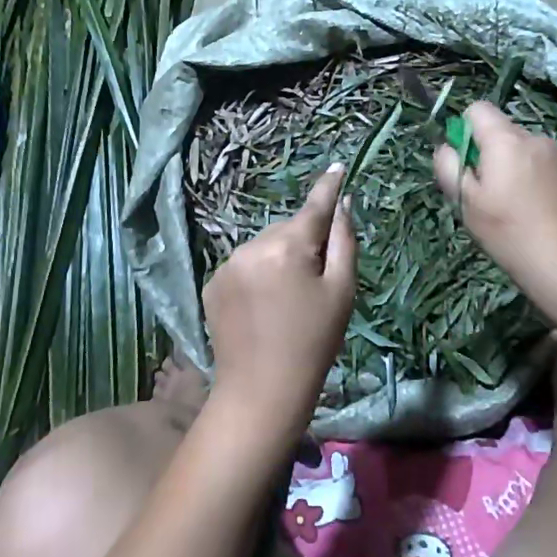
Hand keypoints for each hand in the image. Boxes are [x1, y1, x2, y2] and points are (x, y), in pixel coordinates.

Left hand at [202, 164, 356, 446]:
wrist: (262, 389)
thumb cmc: (314, 343)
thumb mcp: (342, 292)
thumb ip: (343, 242)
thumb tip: (342, 204)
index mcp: (287, 246)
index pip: (313, 207)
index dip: (328, 188)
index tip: (337, 167)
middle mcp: (251, 246)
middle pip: (286, 230)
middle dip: (302, 243)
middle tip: (315, 281)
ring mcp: (227, 264)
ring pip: (263, 247)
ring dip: (277, 259)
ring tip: (286, 300)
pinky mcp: (212, 284)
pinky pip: (243, 266)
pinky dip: (256, 275)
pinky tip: (262, 307)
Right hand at [433, 102, 556, 310]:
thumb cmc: (510, 234)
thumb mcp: (466, 203)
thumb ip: (449, 167)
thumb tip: (446, 147)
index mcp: (506, 141)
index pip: (478, 109)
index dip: (464, 130)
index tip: (465, 164)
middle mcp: (536, 139)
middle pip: (502, 132)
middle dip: (489, 154)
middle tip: (486, 196)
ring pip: (524, 150)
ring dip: (513, 168)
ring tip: (514, 209)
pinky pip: (545, 166)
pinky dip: (535, 180)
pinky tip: (538, 213)